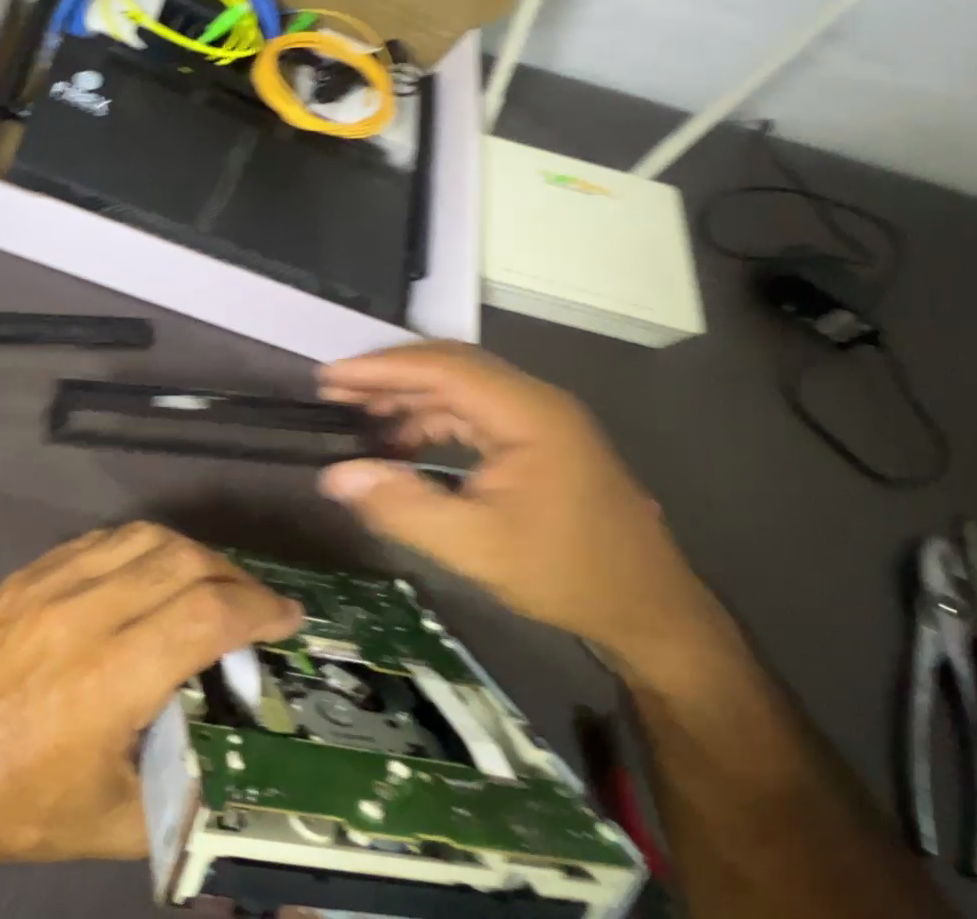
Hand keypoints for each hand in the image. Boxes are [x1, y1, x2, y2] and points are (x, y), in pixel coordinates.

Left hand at [0, 523, 302, 868]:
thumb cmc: (26, 807)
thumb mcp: (125, 822)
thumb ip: (194, 782)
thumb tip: (242, 747)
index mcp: (111, 679)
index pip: (209, 613)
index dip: (261, 608)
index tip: (288, 618)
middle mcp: (82, 616)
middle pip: (184, 561)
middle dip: (236, 577)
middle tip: (256, 605)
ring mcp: (45, 587)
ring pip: (142, 537)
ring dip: (192, 555)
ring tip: (211, 584)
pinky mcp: (22, 578)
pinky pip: (99, 541)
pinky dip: (141, 550)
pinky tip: (151, 577)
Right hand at [316, 341, 729, 672]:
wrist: (646, 607)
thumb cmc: (565, 573)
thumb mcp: (475, 546)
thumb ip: (402, 507)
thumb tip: (336, 476)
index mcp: (528, 414)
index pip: (443, 369)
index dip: (382, 369)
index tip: (330, 378)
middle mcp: (536, 404)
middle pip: (452, 368)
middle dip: (390, 376)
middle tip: (333, 390)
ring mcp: (541, 421)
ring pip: (463, 391)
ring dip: (409, 398)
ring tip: (357, 416)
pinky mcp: (540, 443)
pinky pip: (476, 416)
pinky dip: (433, 421)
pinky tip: (401, 444)